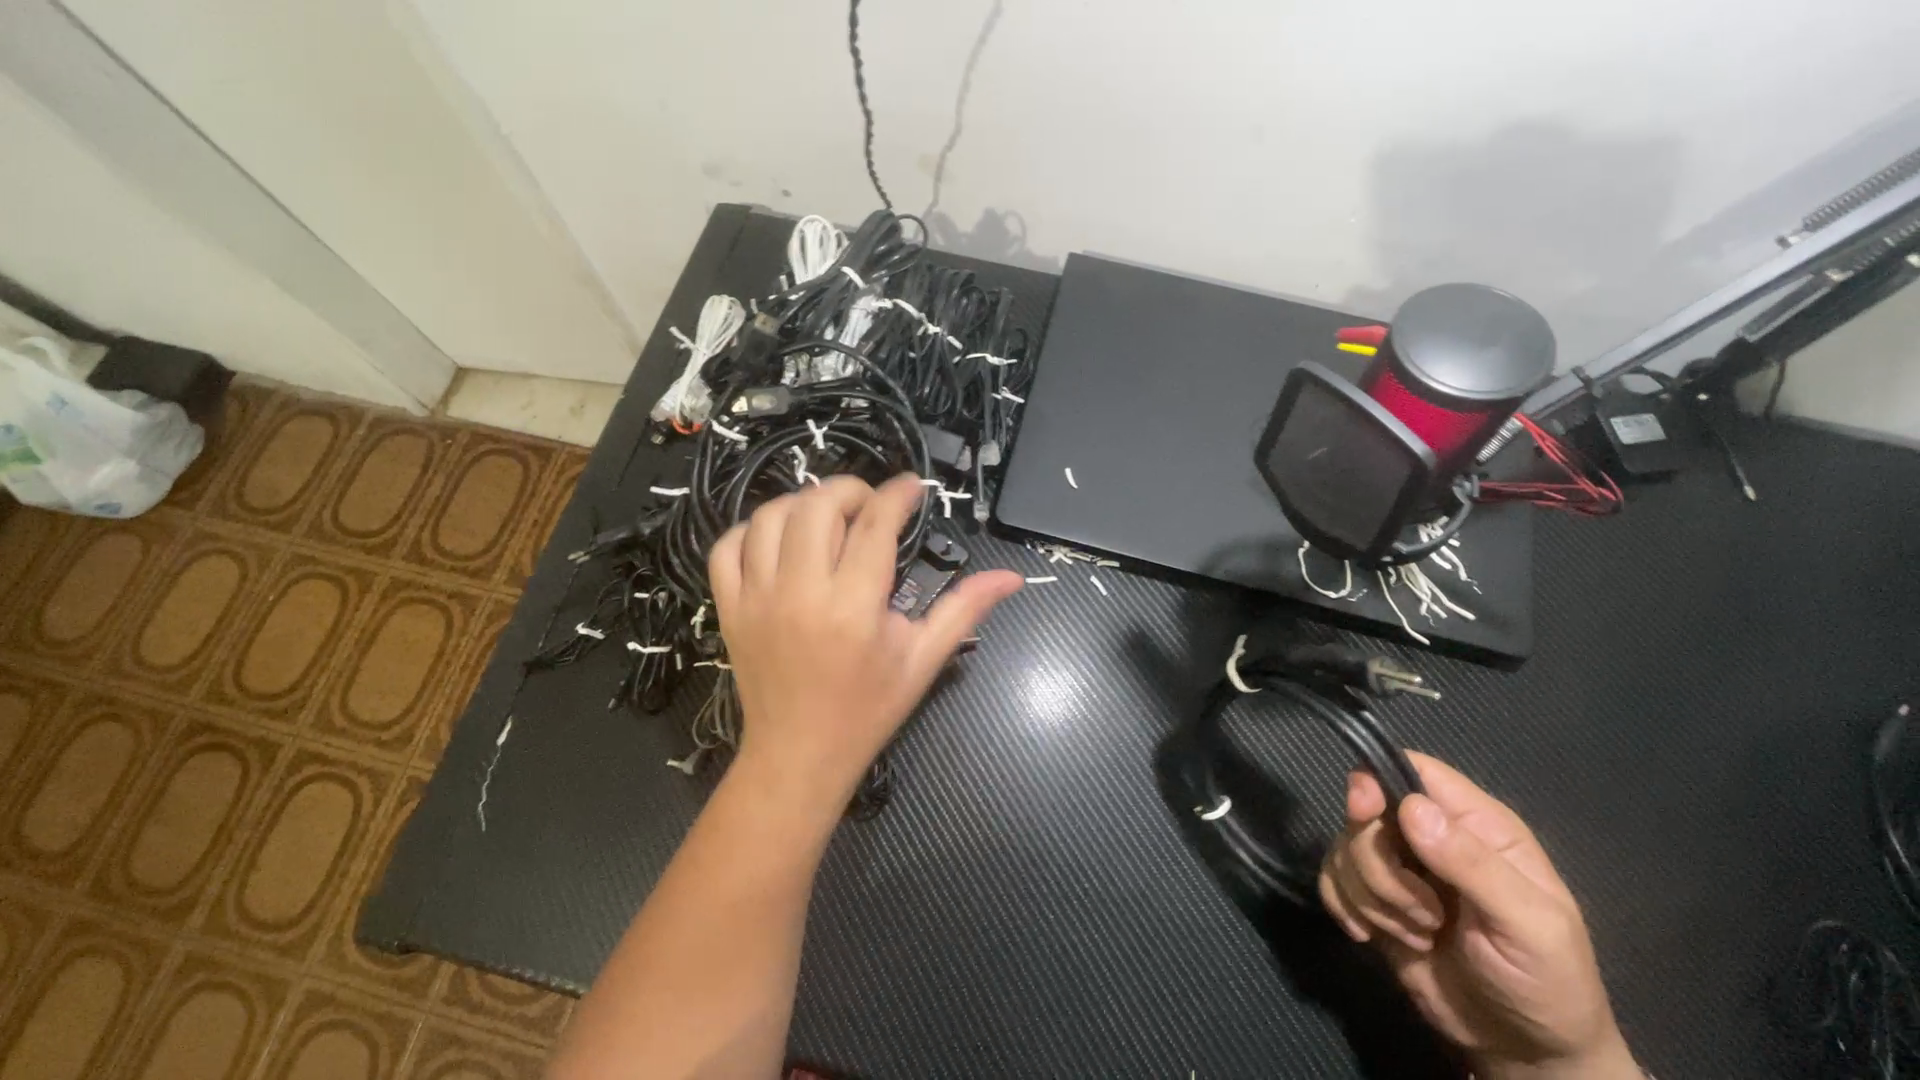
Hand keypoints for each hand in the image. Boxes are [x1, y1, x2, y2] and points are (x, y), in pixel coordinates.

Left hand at [708, 473, 1022, 814]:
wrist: (799, 756)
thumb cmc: (867, 710)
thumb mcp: (923, 660)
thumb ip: (965, 610)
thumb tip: (1012, 577)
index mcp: (854, 606)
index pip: (875, 523)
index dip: (898, 494)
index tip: (913, 487)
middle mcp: (801, 592)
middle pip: (818, 505)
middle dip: (850, 490)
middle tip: (871, 507)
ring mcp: (757, 598)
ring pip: (771, 517)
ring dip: (803, 504)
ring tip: (828, 519)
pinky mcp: (729, 608)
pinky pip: (727, 547)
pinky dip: (751, 531)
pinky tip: (778, 541)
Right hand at [1318, 753, 1638, 1079]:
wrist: (1526, 1051)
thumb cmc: (1546, 981)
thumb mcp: (1529, 925)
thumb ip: (1472, 864)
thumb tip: (1410, 807)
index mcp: (1478, 825)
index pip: (1414, 769)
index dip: (1379, 780)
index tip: (1365, 812)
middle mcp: (1431, 836)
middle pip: (1367, 812)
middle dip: (1381, 868)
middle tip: (1425, 914)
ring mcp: (1399, 870)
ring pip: (1344, 849)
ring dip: (1370, 898)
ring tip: (1418, 934)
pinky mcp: (1373, 903)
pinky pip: (1331, 880)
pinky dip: (1344, 907)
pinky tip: (1372, 937)